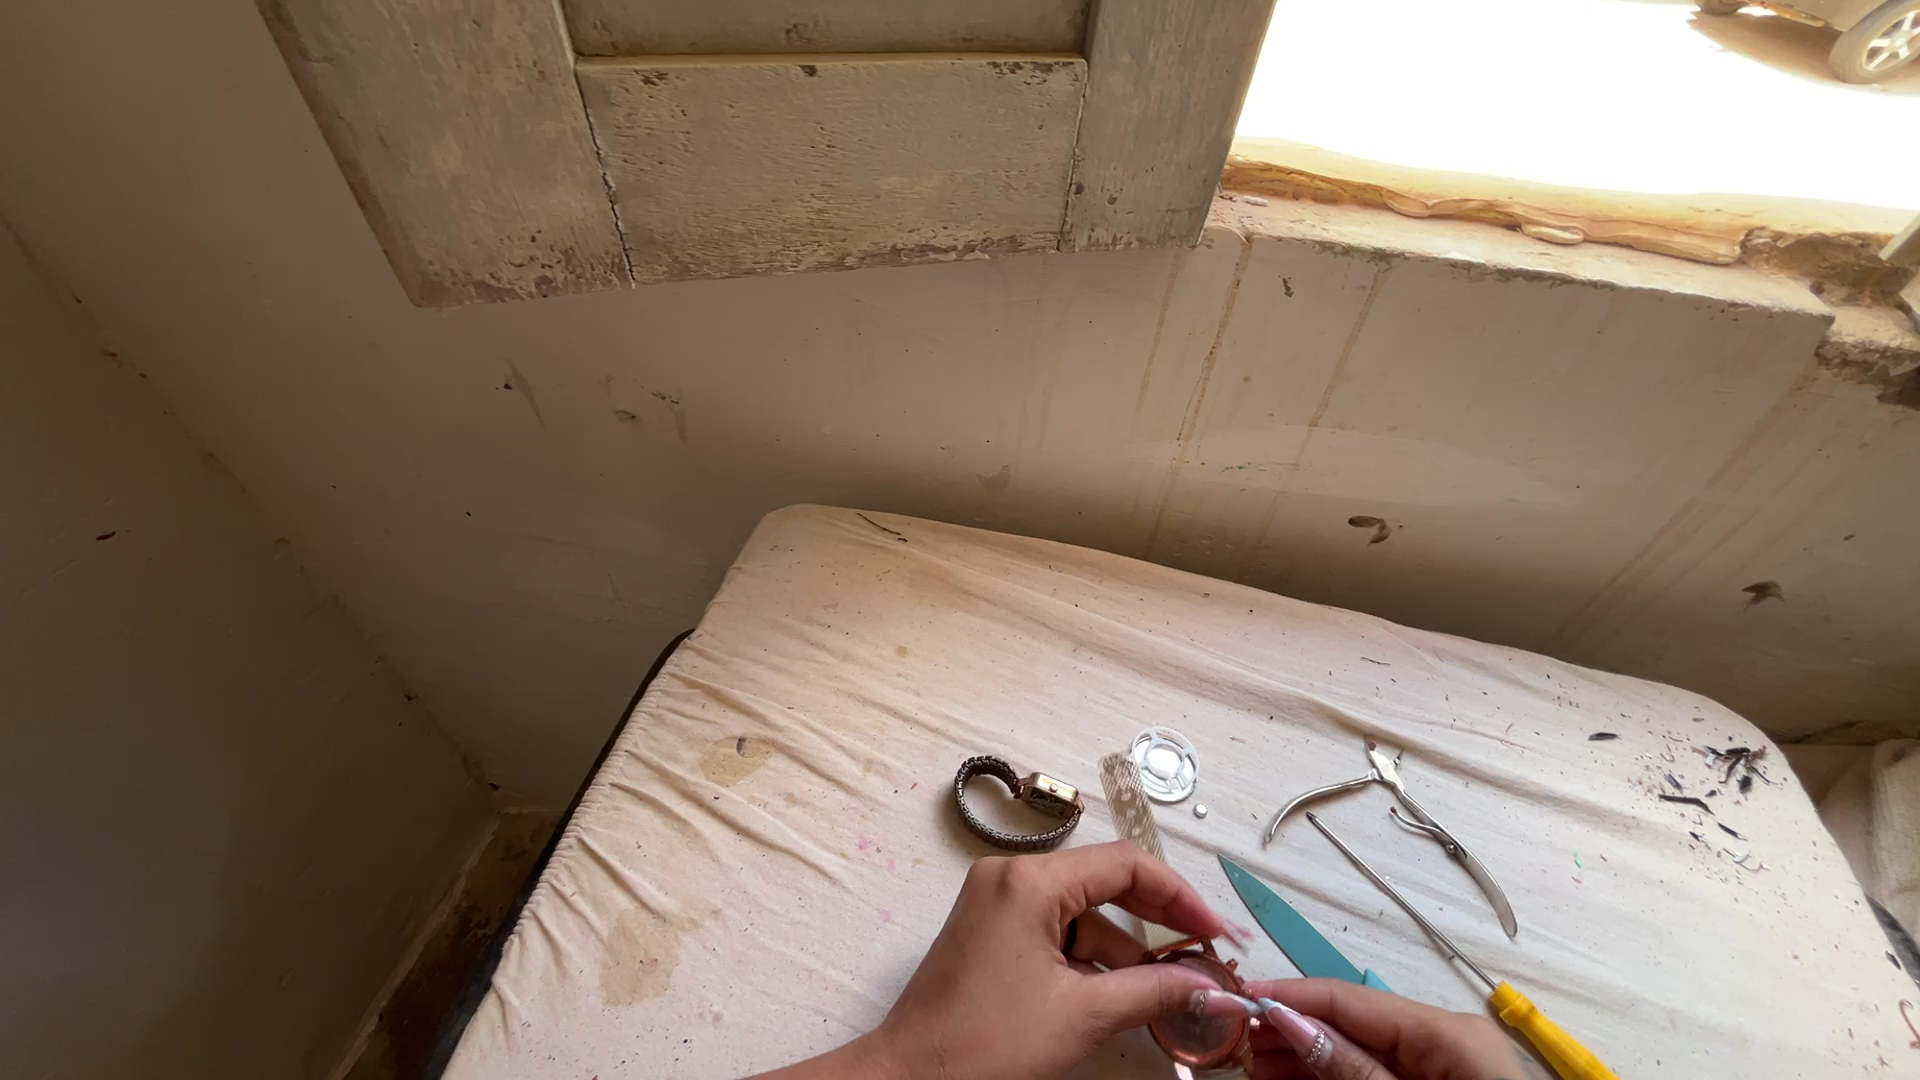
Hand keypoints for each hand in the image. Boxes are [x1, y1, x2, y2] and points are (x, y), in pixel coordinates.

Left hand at [759, 841, 1232, 1079]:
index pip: (1121, 863)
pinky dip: (1089, 957)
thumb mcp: (1082, 1015)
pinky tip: (1119, 991)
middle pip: (1101, 881)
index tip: (1215, 931)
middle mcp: (1012, 874)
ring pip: (1080, 910)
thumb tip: (1207, 983)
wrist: (912, 1075)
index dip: (1177, 894)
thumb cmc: (988, 1042)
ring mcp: (998, 898)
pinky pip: (1055, 928)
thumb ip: (1152, 990)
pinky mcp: (993, 925)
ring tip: (1167, 988)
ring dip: (1122, 948)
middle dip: (1154, 919)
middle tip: (1202, 954)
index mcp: (1030, 879)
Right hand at [1233, 978, 1523, 1079]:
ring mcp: (1446, 1066)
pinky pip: (1376, 1071)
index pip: (1348, 996)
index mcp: (1448, 1032)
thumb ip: (1350, 1069)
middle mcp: (1447, 1037)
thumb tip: (1283, 1016)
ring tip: (1258, 1066)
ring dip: (1306, 1058)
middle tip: (1239, 1042)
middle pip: (1350, 1021)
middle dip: (1292, 1031)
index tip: (1237, 995)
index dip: (1289, 995)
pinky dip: (1334, 1077)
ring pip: (1359, 1048)